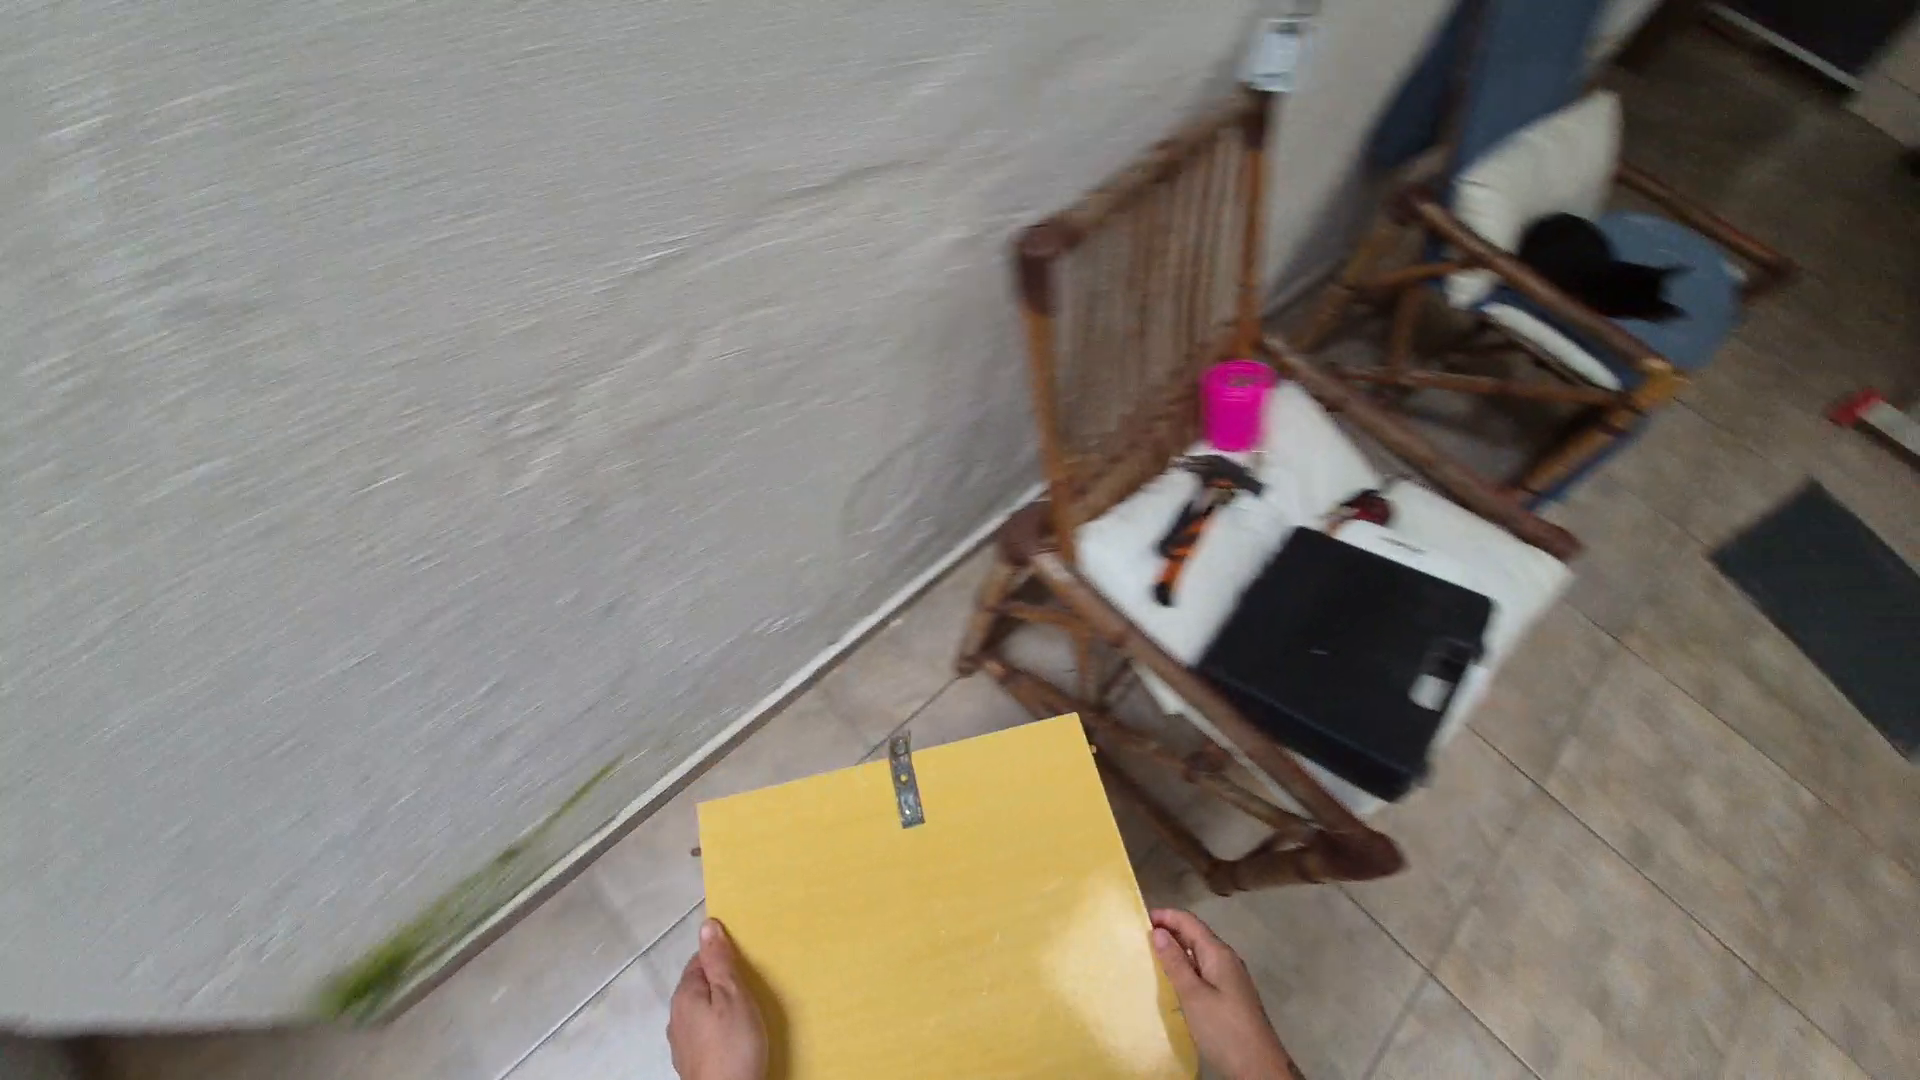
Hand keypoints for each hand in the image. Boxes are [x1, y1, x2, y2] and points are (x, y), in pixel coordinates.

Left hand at [667, 919, 767, 1079]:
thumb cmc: (733, 1043)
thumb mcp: (733, 994)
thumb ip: (720, 961)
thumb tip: (707, 925)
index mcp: (685, 994)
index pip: (701, 959)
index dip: (723, 957)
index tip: (745, 963)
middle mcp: (676, 1016)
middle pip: (701, 985)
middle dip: (723, 981)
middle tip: (750, 986)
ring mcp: (681, 1042)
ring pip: (703, 1010)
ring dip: (720, 1006)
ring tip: (745, 1011)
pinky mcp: (691, 1062)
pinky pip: (705, 1032)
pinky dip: (719, 1028)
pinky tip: (735, 1036)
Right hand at [1150, 908, 1300, 1079]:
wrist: (1261, 1069)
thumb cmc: (1224, 1029)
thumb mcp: (1193, 996)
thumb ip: (1175, 963)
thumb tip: (1158, 931)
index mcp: (1218, 953)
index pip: (1189, 921)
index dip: (1165, 916)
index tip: (1140, 920)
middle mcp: (1226, 959)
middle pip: (1195, 935)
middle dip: (1169, 931)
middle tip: (1141, 939)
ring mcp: (1230, 978)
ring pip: (1199, 954)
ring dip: (1177, 951)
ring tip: (1152, 958)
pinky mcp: (1230, 996)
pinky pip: (1204, 970)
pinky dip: (1186, 968)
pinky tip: (1174, 982)